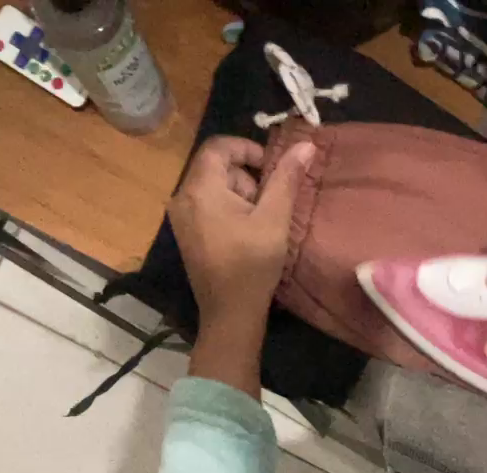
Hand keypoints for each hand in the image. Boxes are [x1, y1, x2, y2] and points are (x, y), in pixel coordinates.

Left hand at [169, 136, 314, 394]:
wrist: (230, 314)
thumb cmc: (252, 266)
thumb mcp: (274, 219)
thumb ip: (287, 179)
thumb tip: (306, 145)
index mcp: (200, 189)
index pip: (219, 146)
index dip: (248, 149)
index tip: (272, 170)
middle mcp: (182, 198)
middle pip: (215, 167)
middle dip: (246, 177)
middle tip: (268, 204)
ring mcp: (180, 218)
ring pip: (211, 188)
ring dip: (238, 195)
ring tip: (259, 223)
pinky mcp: (186, 235)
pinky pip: (206, 207)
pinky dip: (226, 210)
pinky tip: (244, 234)